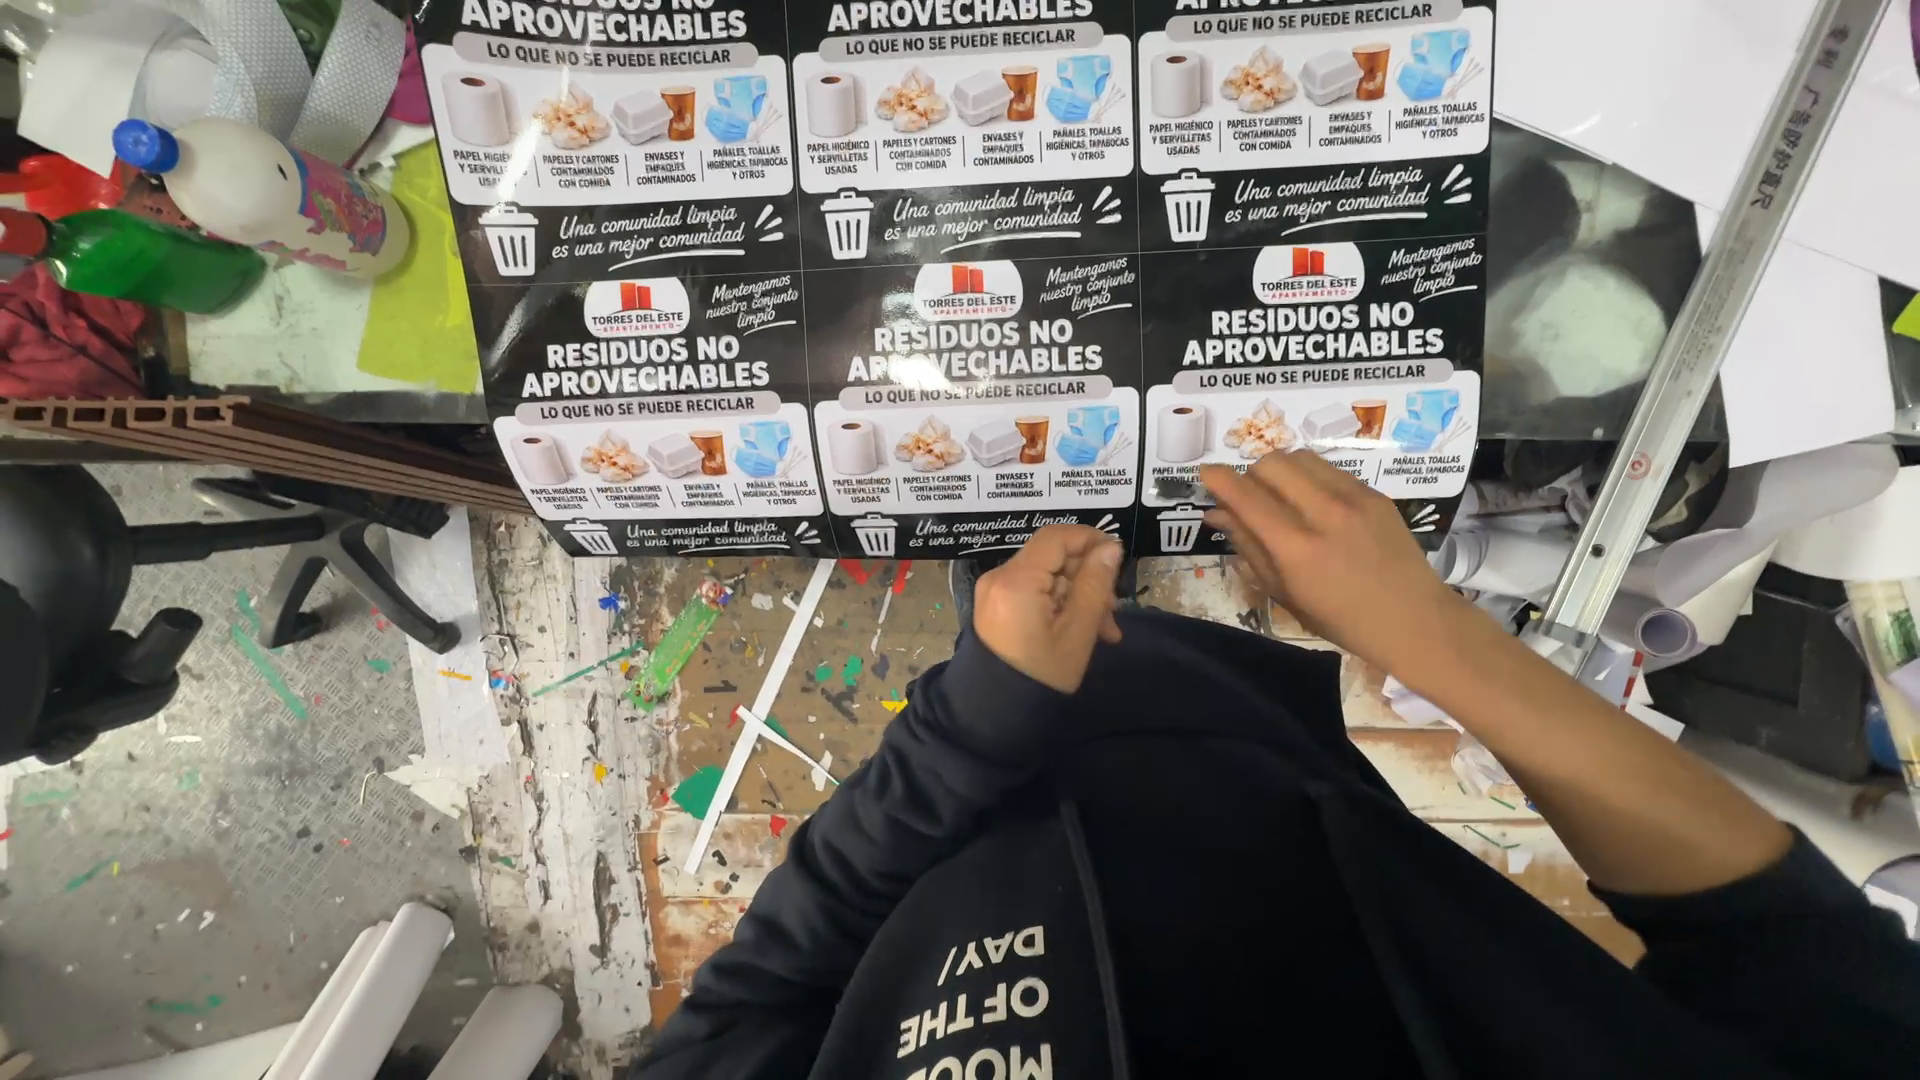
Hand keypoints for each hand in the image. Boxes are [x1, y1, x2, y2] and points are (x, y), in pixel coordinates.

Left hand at [972, 525, 1123, 692]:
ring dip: (1078, 595)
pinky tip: (1081, 630)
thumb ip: (1095, 585)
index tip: (1119, 558)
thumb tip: (1111, 547)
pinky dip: (1058, 604)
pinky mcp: (995, 606)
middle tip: (1114, 609)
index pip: (1055, 537)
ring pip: (1046, 576)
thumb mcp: (1078, 632)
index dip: (1090, 539)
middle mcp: (999, 577)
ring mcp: (993, 592)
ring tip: (1103, 630)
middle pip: (1052, 557)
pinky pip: (1033, 592)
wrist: (997, 716)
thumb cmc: (1042, 676)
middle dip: (1087, 577)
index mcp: (1016, 580)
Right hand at [1200, 451, 1468, 672]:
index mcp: (1295, 547)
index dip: (1218, 479)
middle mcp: (1323, 513)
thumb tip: (1216, 513)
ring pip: (1299, 457)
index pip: (1246, 496)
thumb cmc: (1338, 618)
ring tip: (1279, 495)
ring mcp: (1353, 498)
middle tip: (1248, 497)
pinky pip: (1327, 467)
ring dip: (1278, 470)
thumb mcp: (1282, 591)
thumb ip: (1247, 545)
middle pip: (1270, 463)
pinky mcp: (1374, 493)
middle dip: (1249, 474)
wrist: (1412, 620)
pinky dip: (1307, 476)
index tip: (1205, 474)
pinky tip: (1310, 500)